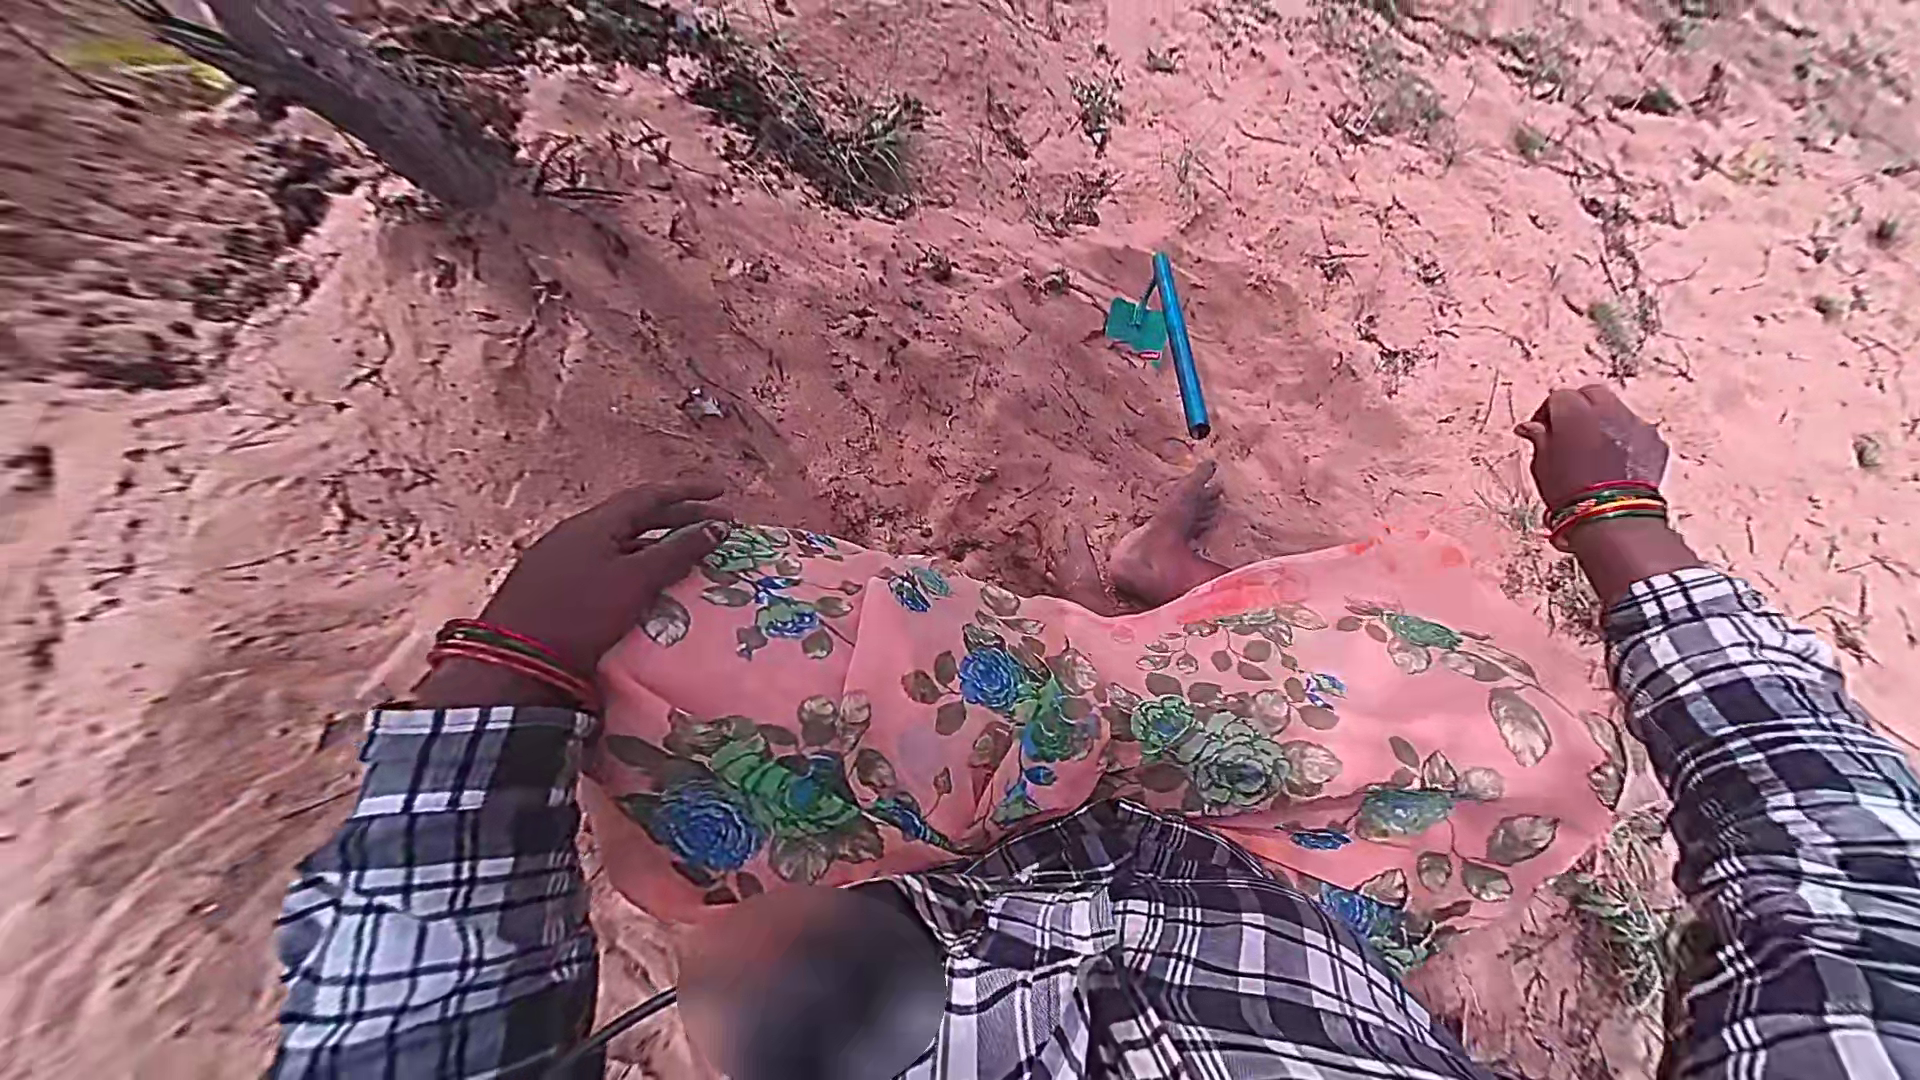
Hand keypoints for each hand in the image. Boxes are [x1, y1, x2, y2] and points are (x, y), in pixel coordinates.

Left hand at [477, 481, 730, 673]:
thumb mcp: (636, 579)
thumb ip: (679, 551)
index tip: (721, 492)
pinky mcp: (563, 585)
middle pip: (639, 517)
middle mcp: (579, 534)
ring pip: (626, 540)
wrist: (519, 662)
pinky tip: (657, 574)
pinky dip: (644, 561)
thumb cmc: (582, 612)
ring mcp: (567, 559)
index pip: (649, 496)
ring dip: (664, 540)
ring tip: (695, 548)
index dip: (688, 492)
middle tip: (720, 523)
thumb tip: (716, 527)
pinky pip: (614, 561)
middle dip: (682, 517)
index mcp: (594, 524)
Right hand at [1514, 384, 1668, 510]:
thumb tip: (1530, 427)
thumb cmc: (1567, 487)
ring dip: (1600, 420)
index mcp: (1575, 414)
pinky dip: (1620, 436)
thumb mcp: (1541, 462)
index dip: (1547, 411)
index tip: (1540, 429)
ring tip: (1588, 446)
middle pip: (1592, 393)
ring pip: (1616, 409)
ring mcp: (1637, 425)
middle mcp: (1609, 412)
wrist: (1609, 511)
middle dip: (1577, 406)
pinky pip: (1634, 429)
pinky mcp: (1654, 441)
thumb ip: (1539, 438)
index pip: (1559, 396)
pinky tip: (1609, 458)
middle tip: (1564, 428)